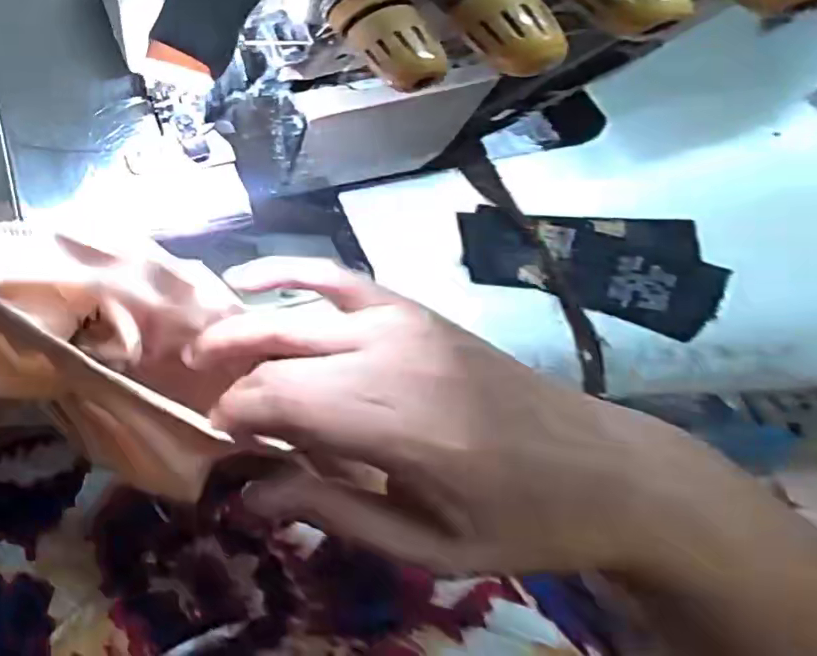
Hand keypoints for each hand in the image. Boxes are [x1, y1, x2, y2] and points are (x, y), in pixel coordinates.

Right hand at [190, 257, 747, 578]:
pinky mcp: (405, 307)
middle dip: (228, 376)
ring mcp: (396, 325)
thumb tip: (248, 496)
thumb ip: (333, 513)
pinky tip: (240, 278)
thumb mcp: (431, 545)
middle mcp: (388, 363)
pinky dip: (279, 271)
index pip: (279, 401)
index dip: (235, 413)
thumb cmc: (520, 519)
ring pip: (287, 319)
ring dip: (236, 331)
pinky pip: (328, 275)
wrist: (613, 471)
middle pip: (275, 359)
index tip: (220, 433)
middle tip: (204, 395)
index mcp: (399, 426)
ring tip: (203, 349)